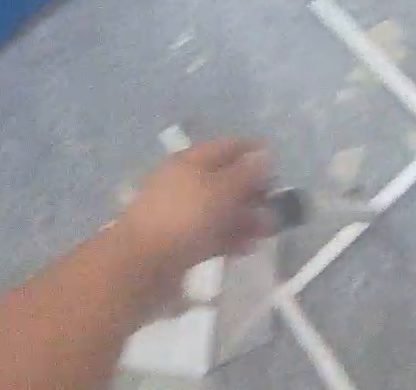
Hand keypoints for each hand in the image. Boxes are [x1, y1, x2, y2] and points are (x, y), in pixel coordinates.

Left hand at [111, 139, 275, 308]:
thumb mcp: (220, 190)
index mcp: (191, 161)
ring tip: (268, 231)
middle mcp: (185, 183)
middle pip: (225, 179)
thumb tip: (265, 153)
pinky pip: (211, 234)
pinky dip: (230, 237)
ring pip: (220, 210)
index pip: (228, 147)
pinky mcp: (180, 243)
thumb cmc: (183, 218)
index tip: (277, 163)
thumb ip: (246, 172)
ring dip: (245, 217)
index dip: (253, 151)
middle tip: (277, 203)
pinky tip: (248, 247)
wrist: (138, 268)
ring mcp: (181, 214)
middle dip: (253, 190)